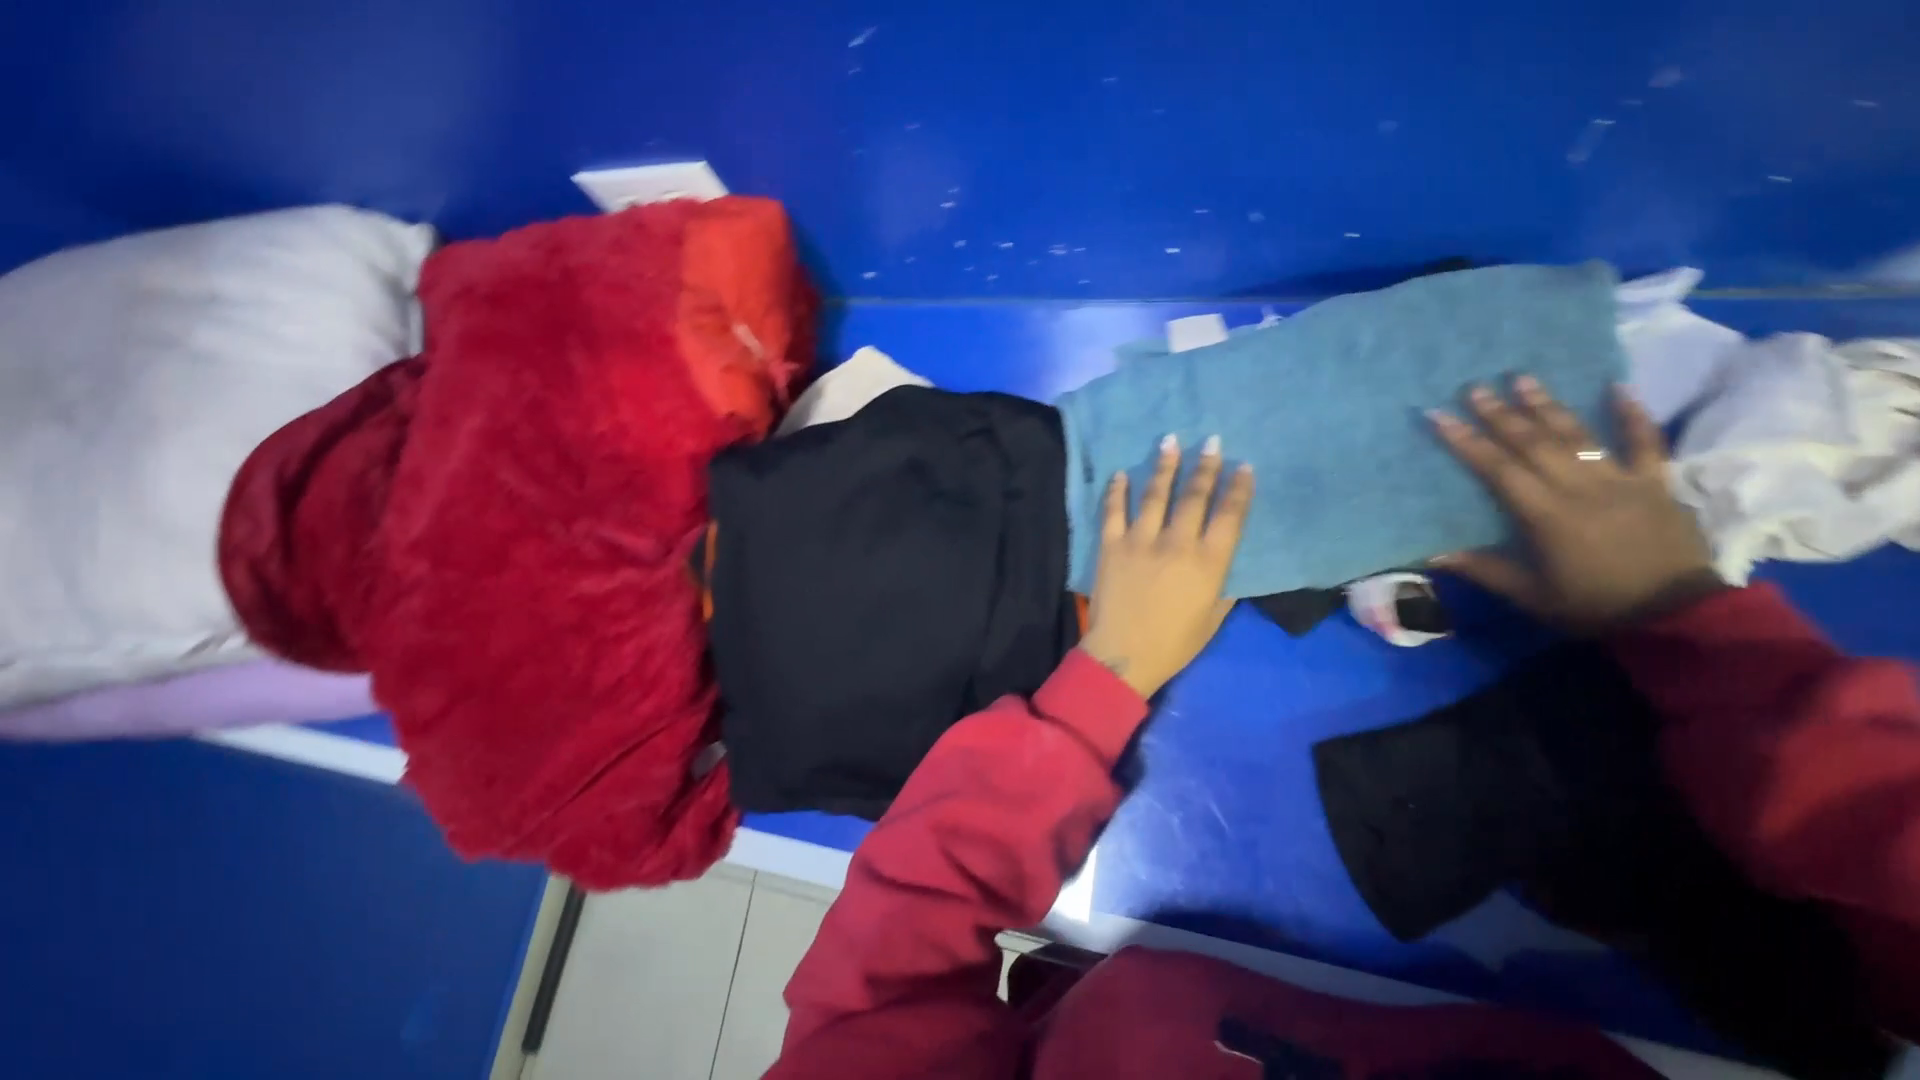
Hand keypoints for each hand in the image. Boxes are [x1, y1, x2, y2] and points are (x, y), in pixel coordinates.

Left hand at [1081, 435, 1254, 698]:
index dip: (1238, 488)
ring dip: (1164, 466)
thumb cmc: (1175, 643)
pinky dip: (1117, 490)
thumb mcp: (1214, 618)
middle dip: (1204, 466)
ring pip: (1155, 495)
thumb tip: (1228, 561)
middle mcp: (1177, 543)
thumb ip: (1224, 585)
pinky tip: (1121, 473)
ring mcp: (1140, 541)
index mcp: (1209, 562)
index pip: (1229, 515)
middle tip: (1211, 441)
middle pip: (1194, 497)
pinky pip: (1113, 511)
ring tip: (1170, 441)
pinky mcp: (1111, 546)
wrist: (1123, 656)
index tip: (1243, 466)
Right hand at [1428, 376, 1724, 632]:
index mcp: (1547, 516)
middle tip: (1475, 387)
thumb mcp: (1532, 596)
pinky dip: (1632, 413)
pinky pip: (1646, 442)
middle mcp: (1581, 488)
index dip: (1467, 442)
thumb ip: (1485, 570)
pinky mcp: (1656, 483)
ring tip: (1523, 378)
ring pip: (1579, 435)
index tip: (1441, 416)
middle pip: (1534, 443)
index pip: (1498, 470)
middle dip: (1500, 413)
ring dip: (1548, 405)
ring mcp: (1622, 481)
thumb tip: (1434, 554)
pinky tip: (1616, 386)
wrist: (1677, 617)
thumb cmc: (1594, 606)